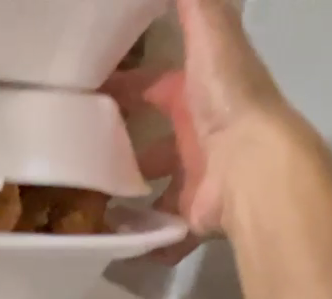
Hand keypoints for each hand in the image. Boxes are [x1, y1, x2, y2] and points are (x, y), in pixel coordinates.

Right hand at [103, 0, 293, 261]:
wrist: (252, 168)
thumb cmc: (228, 100)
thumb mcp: (211, 35)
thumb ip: (193, 3)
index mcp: (202, 94)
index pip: (158, 85)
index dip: (127, 87)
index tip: (88, 95)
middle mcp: (201, 137)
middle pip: (153, 141)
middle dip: (121, 148)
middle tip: (78, 156)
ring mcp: (197, 181)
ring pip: (156, 188)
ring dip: (128, 196)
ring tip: (87, 202)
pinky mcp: (191, 218)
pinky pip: (163, 232)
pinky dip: (141, 240)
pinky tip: (110, 241)